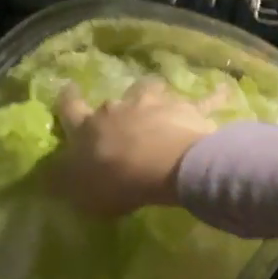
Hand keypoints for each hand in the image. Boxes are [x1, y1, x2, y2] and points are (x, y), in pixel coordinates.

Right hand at [53, 79, 223, 216]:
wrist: (165, 166)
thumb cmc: (117, 181)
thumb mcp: (78, 191)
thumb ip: (64, 180)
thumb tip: (50, 176)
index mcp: (88, 127)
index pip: (70, 109)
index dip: (67, 99)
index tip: (68, 88)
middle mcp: (120, 108)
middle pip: (118, 98)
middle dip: (122, 102)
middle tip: (127, 109)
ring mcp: (157, 104)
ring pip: (155, 89)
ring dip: (157, 93)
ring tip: (164, 98)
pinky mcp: (190, 109)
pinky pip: (208, 99)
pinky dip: (216, 94)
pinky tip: (226, 89)